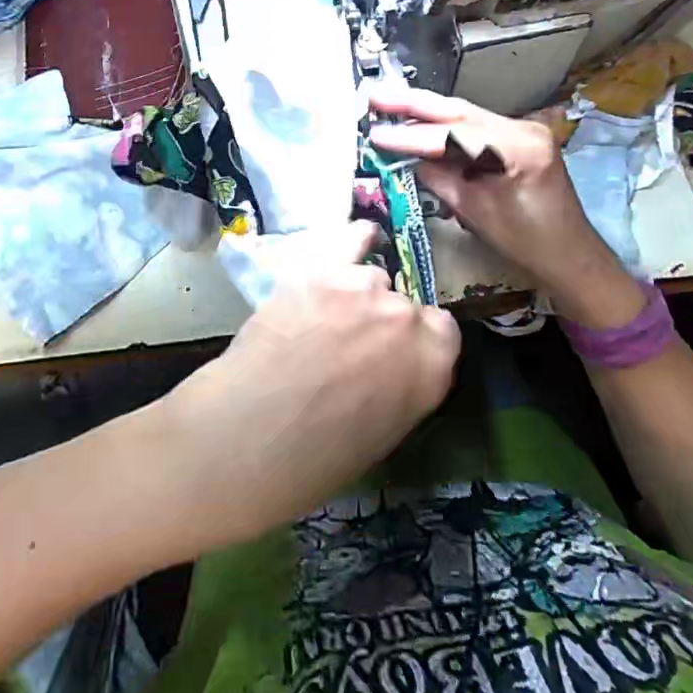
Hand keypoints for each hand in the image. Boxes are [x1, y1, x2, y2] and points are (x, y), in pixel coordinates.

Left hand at [159, 222, 459, 545]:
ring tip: (318, 324)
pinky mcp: (319, 272)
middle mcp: (405, 318)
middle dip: (381, 324)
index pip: (441, 332)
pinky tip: (360, 236)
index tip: (394, 355)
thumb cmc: (316, 457)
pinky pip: (348, 242)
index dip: (415, 343)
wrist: (250, 436)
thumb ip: (401, 386)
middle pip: (402, 305)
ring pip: (368, 281)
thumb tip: (392, 367)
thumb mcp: (382, 432)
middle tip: (347, 349)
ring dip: (352, 299)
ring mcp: (363, 289)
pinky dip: (353, 240)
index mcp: (432, 366)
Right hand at [366, 87, 644, 328]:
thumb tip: (406, 158)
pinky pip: (474, 126)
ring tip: (386, 105)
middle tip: (375, 96)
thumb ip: (439, 178)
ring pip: (464, 114)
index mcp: (519, 148)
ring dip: (425, 112)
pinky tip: (416, 124)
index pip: (454, 134)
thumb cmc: (526, 242)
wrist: (570, 253)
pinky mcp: (519, 136)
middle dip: (413, 103)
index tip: (376, 134)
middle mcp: (523, 128)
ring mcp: (523, 128)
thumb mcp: (475, 211)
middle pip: (458, 110)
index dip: (412, 135)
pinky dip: (443, 126)